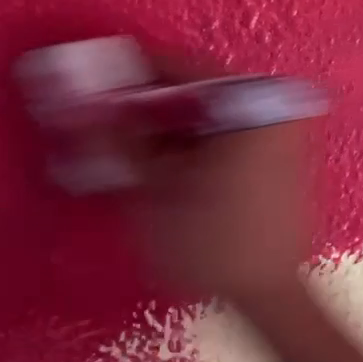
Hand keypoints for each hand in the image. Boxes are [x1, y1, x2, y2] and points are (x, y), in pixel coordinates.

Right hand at [112, 64, 314, 305]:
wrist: (269, 296)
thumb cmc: (217, 248)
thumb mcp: (149, 188)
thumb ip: (112, 136)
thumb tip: (77, 100)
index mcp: (255, 102)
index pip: (179, 66)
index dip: (127, 72)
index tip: (88, 77)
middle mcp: (278, 108)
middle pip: (196, 88)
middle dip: (144, 102)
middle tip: (100, 118)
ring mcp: (285, 131)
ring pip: (211, 112)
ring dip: (166, 125)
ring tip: (125, 148)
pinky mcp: (283, 156)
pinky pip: (230, 132)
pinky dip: (194, 142)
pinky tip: (162, 166)